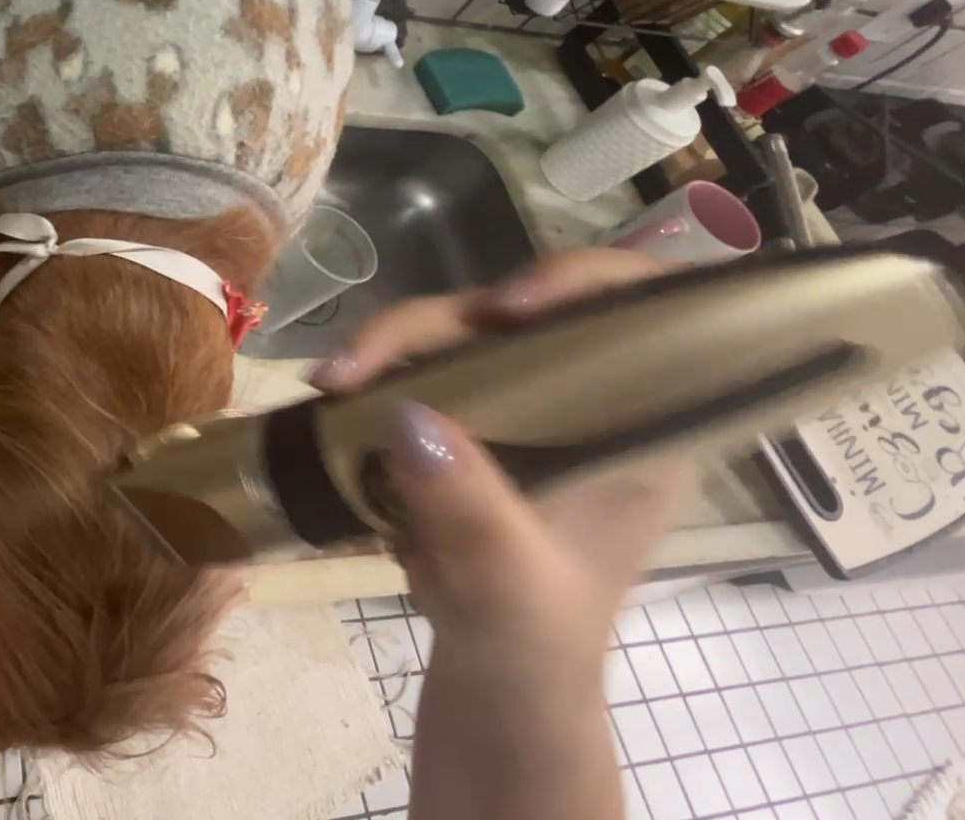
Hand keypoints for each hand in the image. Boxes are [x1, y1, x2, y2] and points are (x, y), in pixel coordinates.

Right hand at [312, 249, 694, 675]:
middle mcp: (572, 403)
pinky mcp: (452, 423)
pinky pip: (407, 371)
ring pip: (446, 337)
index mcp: (632, 430)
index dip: (582, 285)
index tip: (506, 307)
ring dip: (381, 349)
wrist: (493, 679)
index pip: (639, 316)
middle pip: (506, 318)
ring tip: (325, 387)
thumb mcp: (512, 588)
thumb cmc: (531, 642)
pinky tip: (330, 400)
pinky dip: (367, 376)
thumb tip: (404, 414)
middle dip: (423, 328)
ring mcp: (506, 410)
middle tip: (347, 370)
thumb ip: (470, 509)